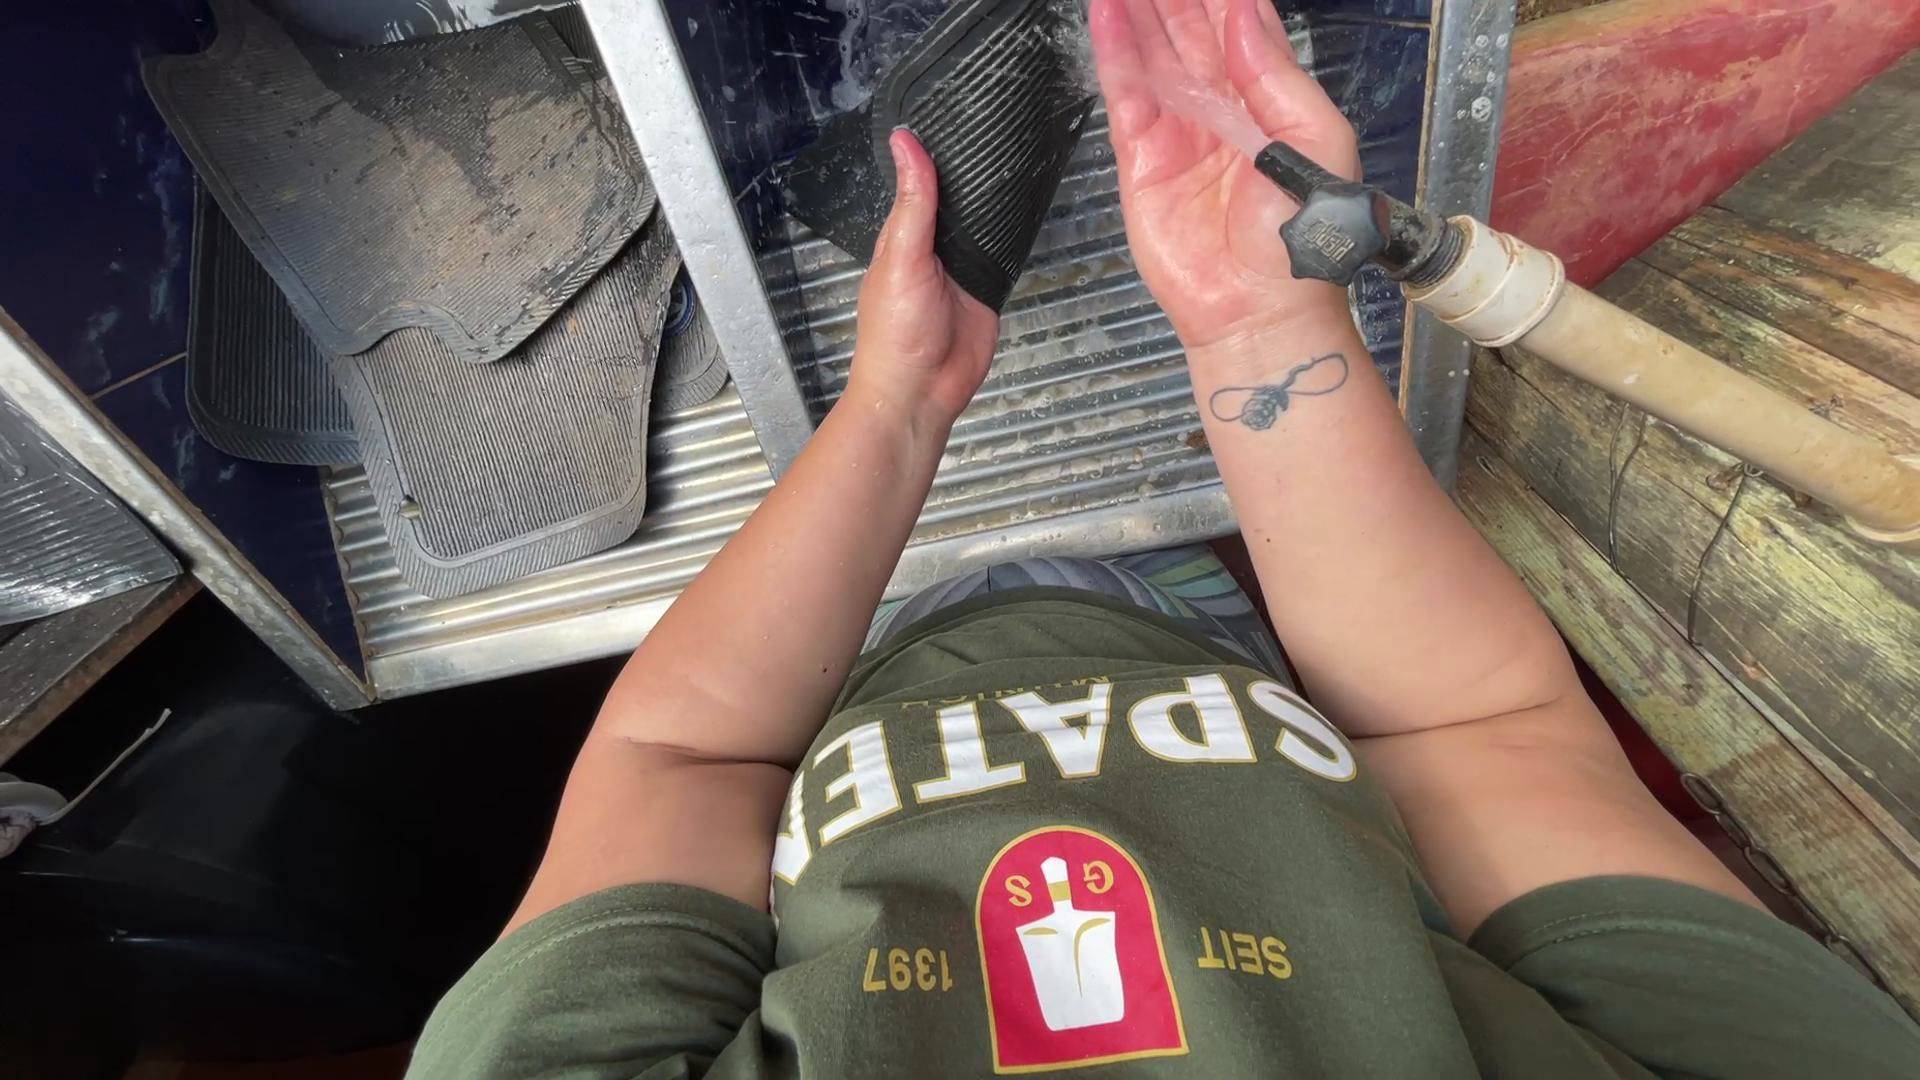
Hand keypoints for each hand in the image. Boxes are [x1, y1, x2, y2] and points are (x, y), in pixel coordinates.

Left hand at [845, 130, 1000, 430]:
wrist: (923, 391)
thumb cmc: (896, 334)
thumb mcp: (902, 260)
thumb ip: (913, 205)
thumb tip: (906, 144)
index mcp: (903, 234)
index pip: (922, 181)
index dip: (939, 151)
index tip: (961, 108)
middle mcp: (933, 247)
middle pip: (958, 198)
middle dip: (974, 172)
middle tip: (1004, 124)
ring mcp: (963, 267)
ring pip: (983, 223)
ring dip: (995, 201)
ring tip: (1019, 153)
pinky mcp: (988, 287)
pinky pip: (1003, 253)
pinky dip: (1012, 235)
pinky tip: (1027, 207)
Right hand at [1090, 0, 1360, 353]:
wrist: (1255, 309)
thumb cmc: (1297, 239)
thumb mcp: (1313, 141)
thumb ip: (1278, 77)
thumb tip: (1243, 14)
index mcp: (1267, 98)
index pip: (1239, 23)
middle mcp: (1219, 109)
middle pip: (1190, 29)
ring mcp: (1177, 134)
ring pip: (1154, 54)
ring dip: (1139, 9)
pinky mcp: (1142, 163)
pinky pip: (1125, 97)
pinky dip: (1115, 55)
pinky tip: (1107, 13)